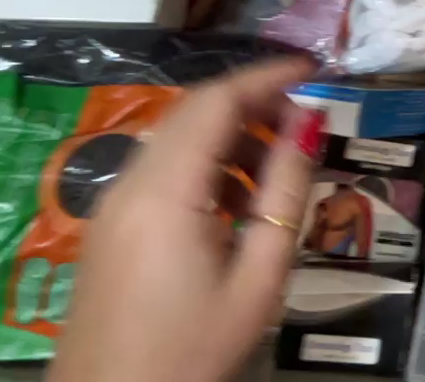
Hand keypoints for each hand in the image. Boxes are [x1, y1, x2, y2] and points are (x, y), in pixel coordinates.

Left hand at [49, 59, 324, 381]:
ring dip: (232, 133)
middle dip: (254, 101)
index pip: (218, 100)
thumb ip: (287, 188)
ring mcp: (112, 207)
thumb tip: (309, 121)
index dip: (269, 76)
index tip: (316, 71)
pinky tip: (239, 201)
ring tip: (281, 164)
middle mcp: (130, 184)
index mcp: (165, 191)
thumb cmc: (194, 353)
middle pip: (194, 111)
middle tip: (306, 116)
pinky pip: (162, 169)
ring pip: (177, 138)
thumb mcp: (260, 273)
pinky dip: (206, 163)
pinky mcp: (109, 230)